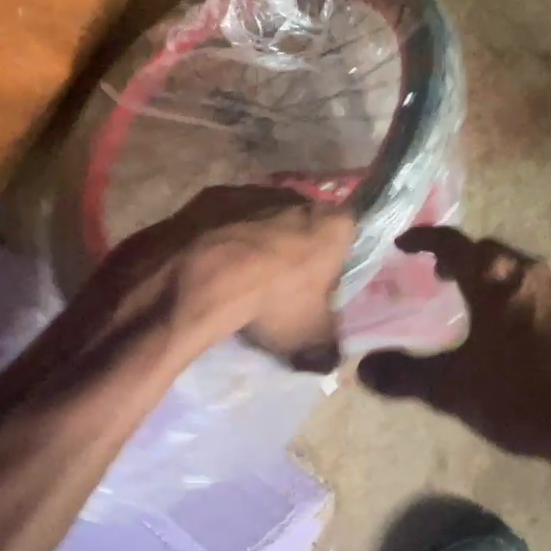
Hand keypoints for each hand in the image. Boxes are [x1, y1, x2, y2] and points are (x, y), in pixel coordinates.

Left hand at [91, 185, 356, 371]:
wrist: (202, 277)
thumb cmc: (272, 301)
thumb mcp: (310, 337)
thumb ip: (327, 343)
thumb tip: (329, 358)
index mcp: (334, 225)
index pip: (348, 234)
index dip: (335, 259)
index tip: (319, 283)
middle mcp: (300, 198)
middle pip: (305, 223)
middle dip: (296, 247)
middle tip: (280, 283)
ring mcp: (257, 192)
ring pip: (266, 217)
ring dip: (259, 240)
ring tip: (241, 276)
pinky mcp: (217, 194)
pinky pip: (229, 217)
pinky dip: (225, 235)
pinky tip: (214, 264)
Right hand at [357, 226, 550, 458]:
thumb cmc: (519, 393)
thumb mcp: (453, 388)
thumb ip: (406, 376)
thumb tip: (363, 369)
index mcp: (492, 277)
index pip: (451, 242)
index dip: (424, 239)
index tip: (404, 242)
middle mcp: (526, 269)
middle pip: (487, 251)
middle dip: (460, 257)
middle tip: (439, 274)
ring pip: (516, 268)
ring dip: (491, 275)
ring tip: (475, 299)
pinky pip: (539, 287)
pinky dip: (518, 293)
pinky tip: (515, 324)